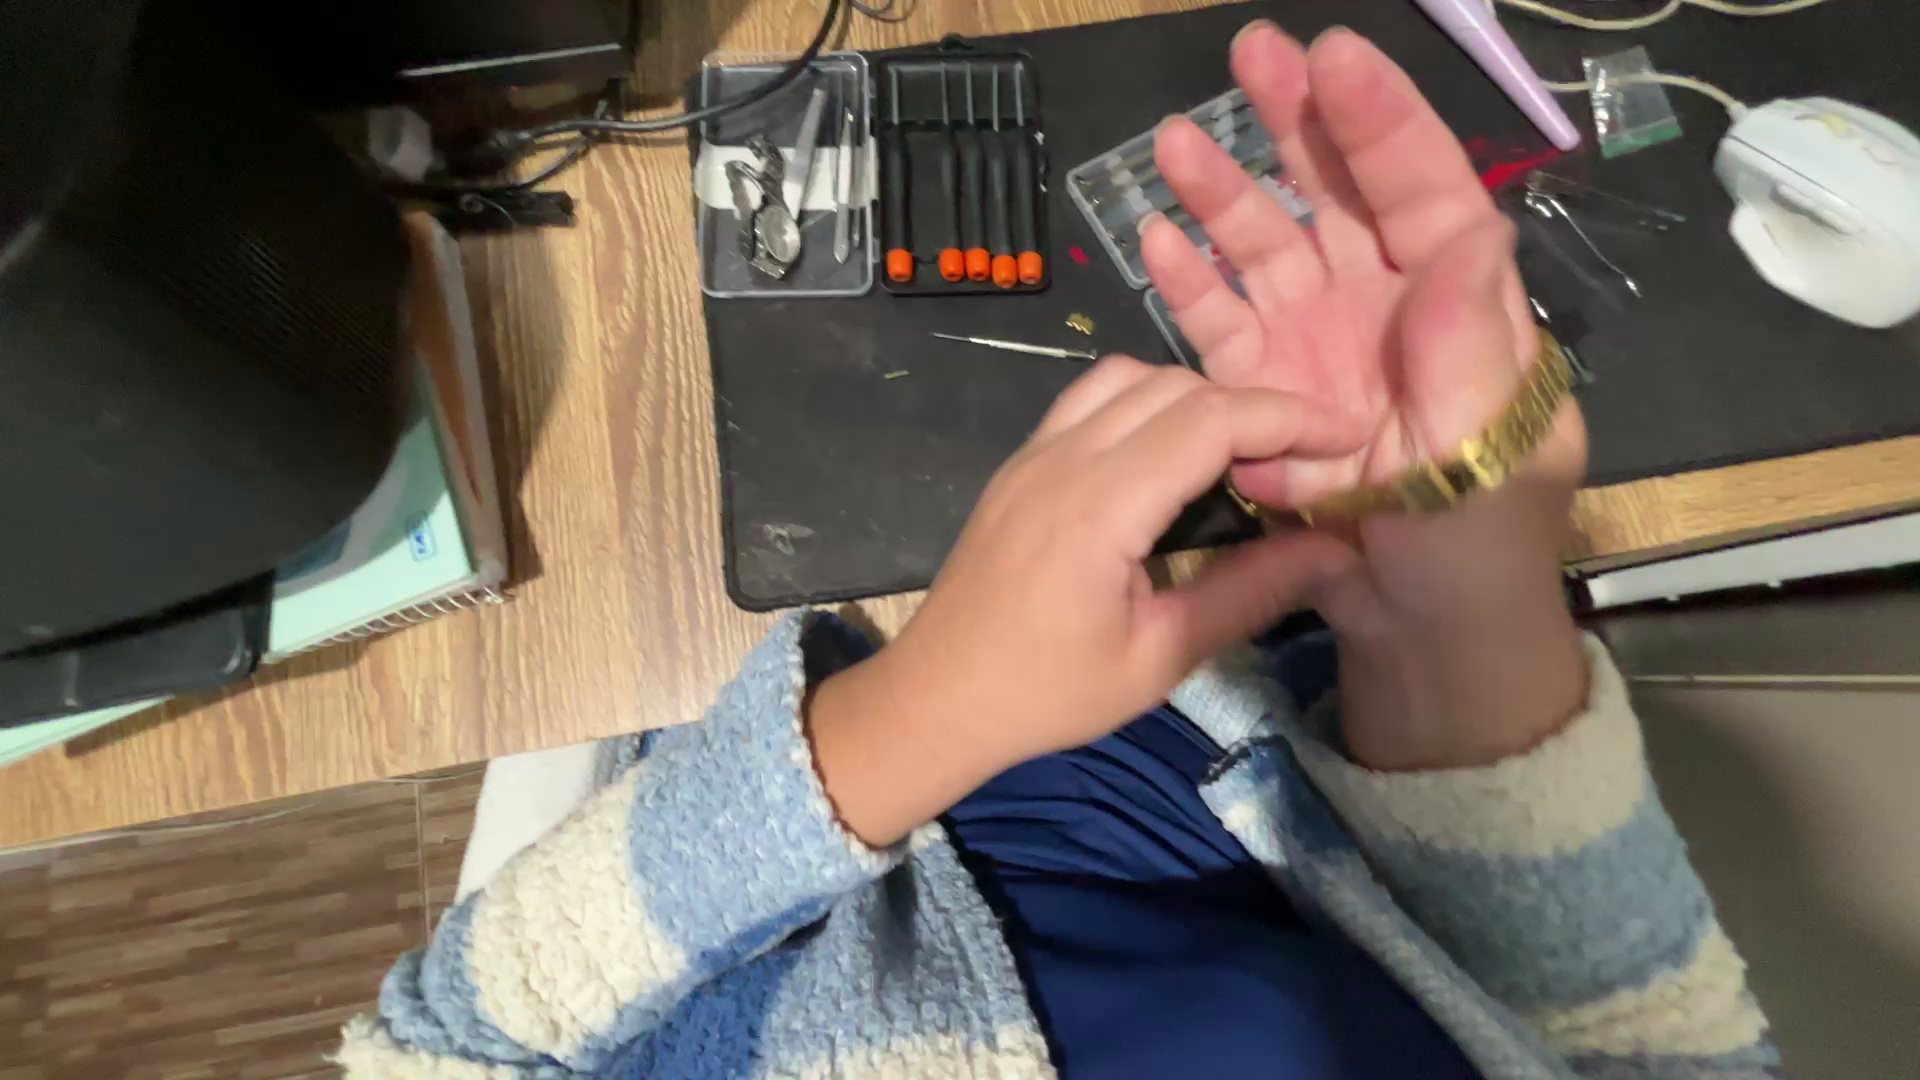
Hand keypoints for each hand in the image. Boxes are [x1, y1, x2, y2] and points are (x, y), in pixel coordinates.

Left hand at [809, 360, 1358, 846]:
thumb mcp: (1158, 656)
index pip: (1209, 419)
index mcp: (1098, 507)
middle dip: (1248, 404)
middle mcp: (1060, 460)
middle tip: (1298, 455)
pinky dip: (1138, 405)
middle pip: (1171, 385)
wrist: (936, 696)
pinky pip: (1085, 402)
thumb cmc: (1045, 693)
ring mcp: (1029, 456)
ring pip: (1123, 378)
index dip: (1289, 416)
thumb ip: (1248, 591)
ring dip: (1190, 397)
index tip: (1346, 435)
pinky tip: (1160, 458)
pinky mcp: (1015, 467)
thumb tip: (1335, 547)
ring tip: (1233, 450)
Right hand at [1142, 23, 1589, 770]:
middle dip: (1292, 126)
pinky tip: (1154, 241)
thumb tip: (1469, 236)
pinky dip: (1186, 286)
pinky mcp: (1255, 394)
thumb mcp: (1494, 453)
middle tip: (1247, 57)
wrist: (1410, 621)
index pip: (1420, 191)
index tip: (1329, 57)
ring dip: (1220, 197)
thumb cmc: (1474, 542)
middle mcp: (1376, 312)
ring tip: (1171, 146)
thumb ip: (1475, 351)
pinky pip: (1215, 327)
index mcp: (1454, 308)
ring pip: (1261, 255)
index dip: (1378, 121)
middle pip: (1333, 199)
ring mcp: (1307, 350)